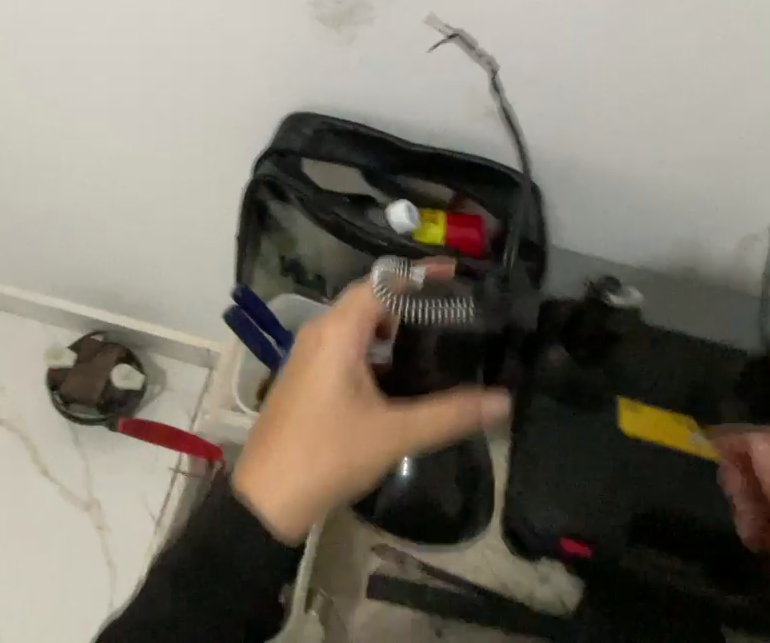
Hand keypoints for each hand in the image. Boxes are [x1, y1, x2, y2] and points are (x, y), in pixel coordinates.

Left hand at [230, 270, 510, 543]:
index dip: (417, 274)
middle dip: (407, 298)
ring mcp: (308, 353)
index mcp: (337, 331)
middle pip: (367, 298)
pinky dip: (373, 345)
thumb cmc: (328, 455)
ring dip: (389, 324)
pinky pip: (344, 343)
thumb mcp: (394, 434)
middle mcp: (319, 331)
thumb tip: (502, 400)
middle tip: (450, 307)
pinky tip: (398, 371)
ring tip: (431, 337)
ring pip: (354, 323)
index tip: (453, 272)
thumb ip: (450, 414)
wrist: (267, 497)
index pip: (380, 283)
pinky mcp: (306, 374)